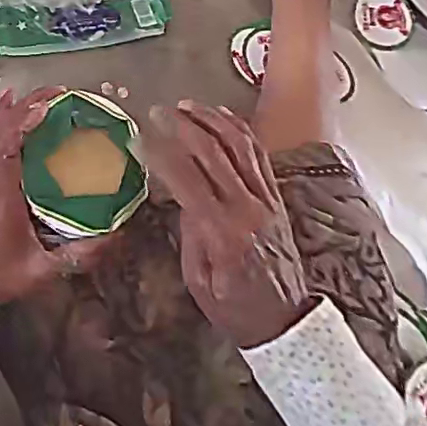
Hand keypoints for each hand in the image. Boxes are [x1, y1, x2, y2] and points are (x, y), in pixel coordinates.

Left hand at [0, 87, 106, 306]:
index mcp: (2, 192)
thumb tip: (115, 235)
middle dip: (29, 106)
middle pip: (3, 130)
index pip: (7, 148)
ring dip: (20, 109)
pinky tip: (11, 100)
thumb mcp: (40, 269)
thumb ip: (75, 255)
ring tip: (49, 94)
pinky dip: (4, 117)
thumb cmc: (0, 271)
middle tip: (61, 94)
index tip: (47, 107)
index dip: (24, 124)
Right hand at [141, 102, 310, 347]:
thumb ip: (189, 232)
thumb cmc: (233, 307)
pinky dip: (240, 129)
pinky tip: (223, 116)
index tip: (141, 137)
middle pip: (213, 151)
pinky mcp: (277, 195)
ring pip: (239, 144)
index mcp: (222, 232)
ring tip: (188, 105)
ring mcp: (266, 197)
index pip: (186, 178)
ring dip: (212, 118)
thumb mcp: (198, 279)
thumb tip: (180, 192)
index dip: (161, 153)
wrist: (285, 320)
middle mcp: (247, 207)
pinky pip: (259, 153)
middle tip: (160, 111)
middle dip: (183, 126)